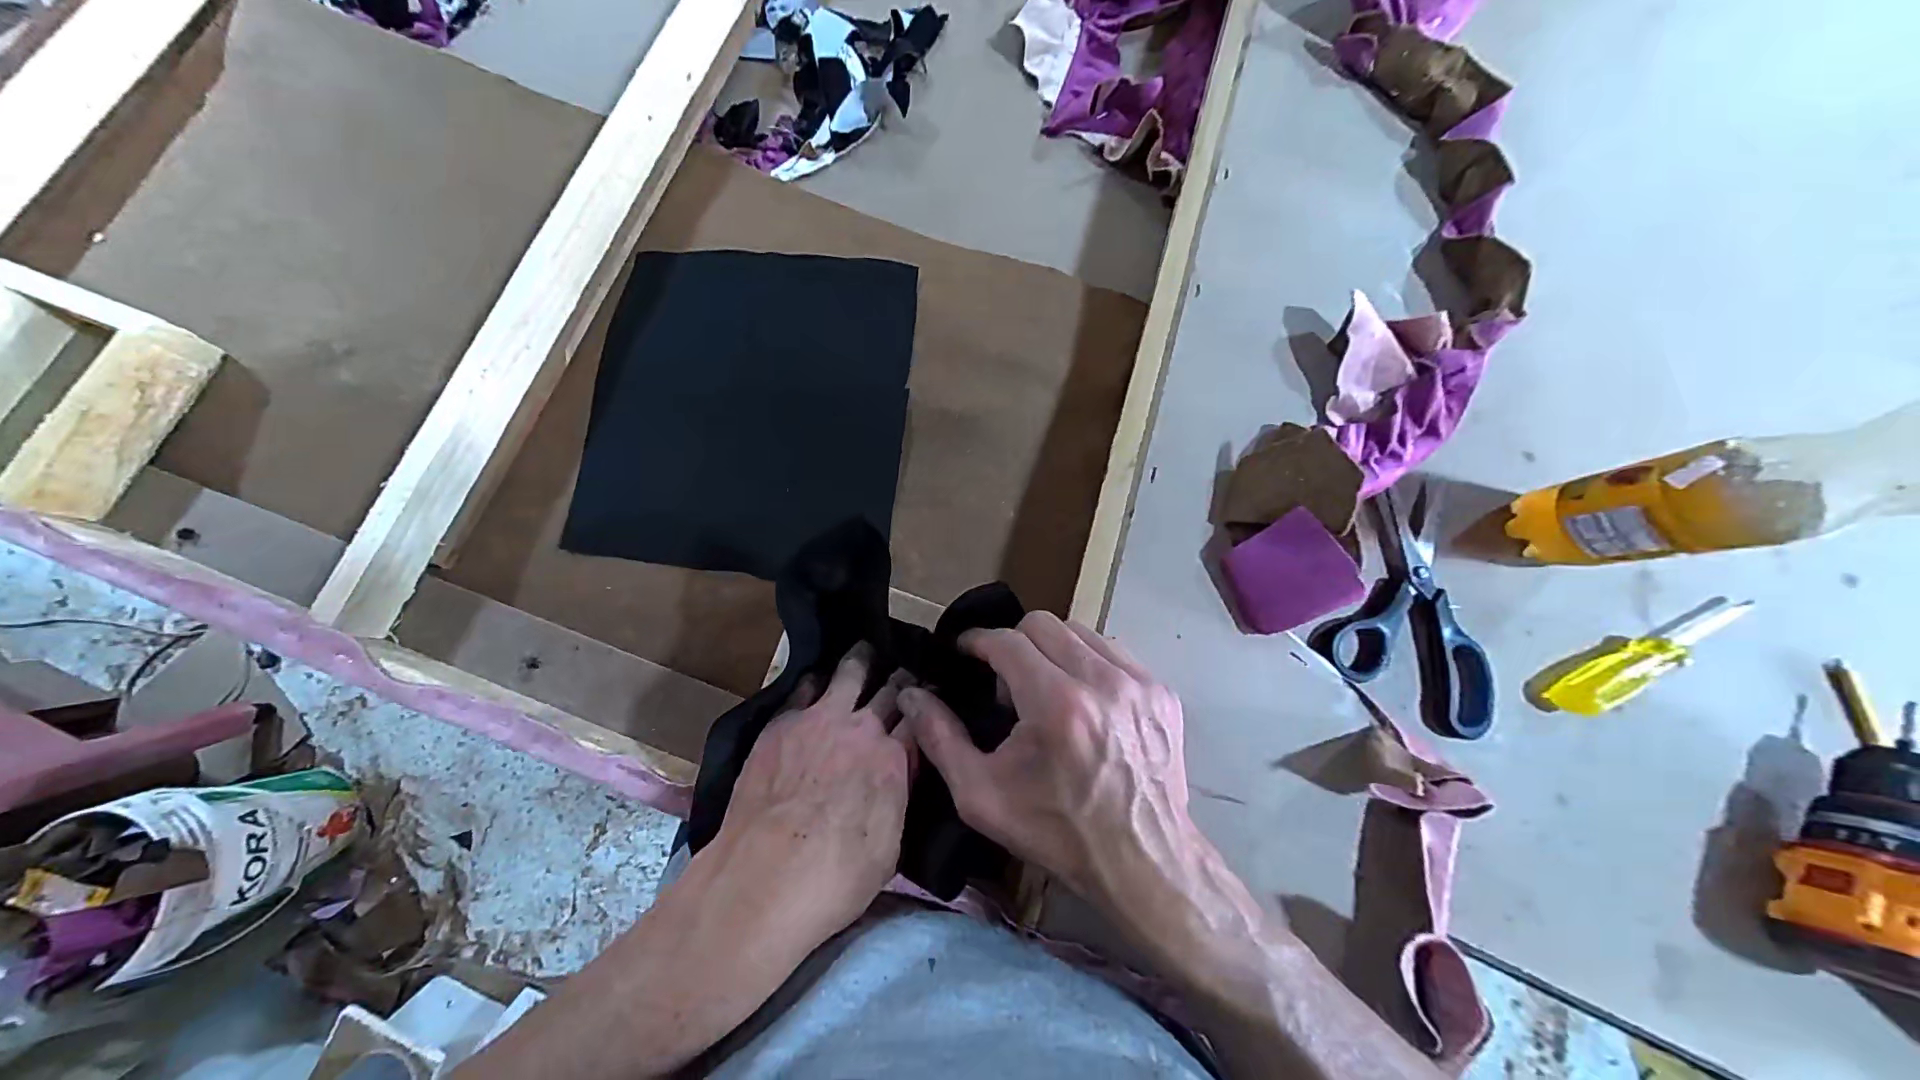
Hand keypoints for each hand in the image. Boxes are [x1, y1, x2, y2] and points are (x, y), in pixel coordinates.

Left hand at [705, 644, 914, 946]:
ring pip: (849, 673)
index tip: (927, 698)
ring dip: (861, 661)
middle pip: (889, 690)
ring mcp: (819, 720)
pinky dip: (817, 682)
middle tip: (903, 672)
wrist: (766, 877)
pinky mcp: (781, 724)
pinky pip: (805, 689)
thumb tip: (898, 774)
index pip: (918, 719)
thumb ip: (896, 799)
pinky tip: (818, 679)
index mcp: (894, 759)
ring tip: (865, 652)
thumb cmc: (836, 878)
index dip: (924, 706)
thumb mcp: (890, 847)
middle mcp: (862, 729)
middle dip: (900, 679)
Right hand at [899, 612, 1196, 919]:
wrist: (1141, 860)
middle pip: (1043, 624)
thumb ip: (940, 738)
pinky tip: (1081, 697)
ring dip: (1052, 649)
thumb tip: (913, 696)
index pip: (1007, 640)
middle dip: (1013, 643)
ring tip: (1045, 688)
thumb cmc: (1056, 832)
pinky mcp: (1161, 692)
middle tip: (1005, 681)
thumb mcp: (982, 795)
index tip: (964, 651)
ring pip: (1080, 632)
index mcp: (1056, 704)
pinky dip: (1088, 662)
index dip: (977, 641)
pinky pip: (1113, 652)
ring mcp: (1138, 683)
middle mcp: (1101, 681)